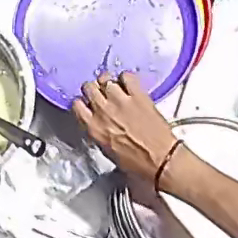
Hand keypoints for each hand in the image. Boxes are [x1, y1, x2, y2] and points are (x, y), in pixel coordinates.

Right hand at [73, 72, 179, 187]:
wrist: (160, 159)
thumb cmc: (136, 161)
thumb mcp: (107, 150)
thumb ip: (99, 132)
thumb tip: (98, 122)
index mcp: (94, 128)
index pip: (77, 105)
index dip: (83, 102)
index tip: (88, 103)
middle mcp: (103, 111)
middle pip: (89, 87)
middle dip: (94, 88)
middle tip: (101, 92)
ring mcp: (121, 101)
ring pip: (106, 79)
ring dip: (109, 82)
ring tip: (116, 87)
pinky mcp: (138, 96)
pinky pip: (127, 76)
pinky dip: (126, 78)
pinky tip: (129, 84)